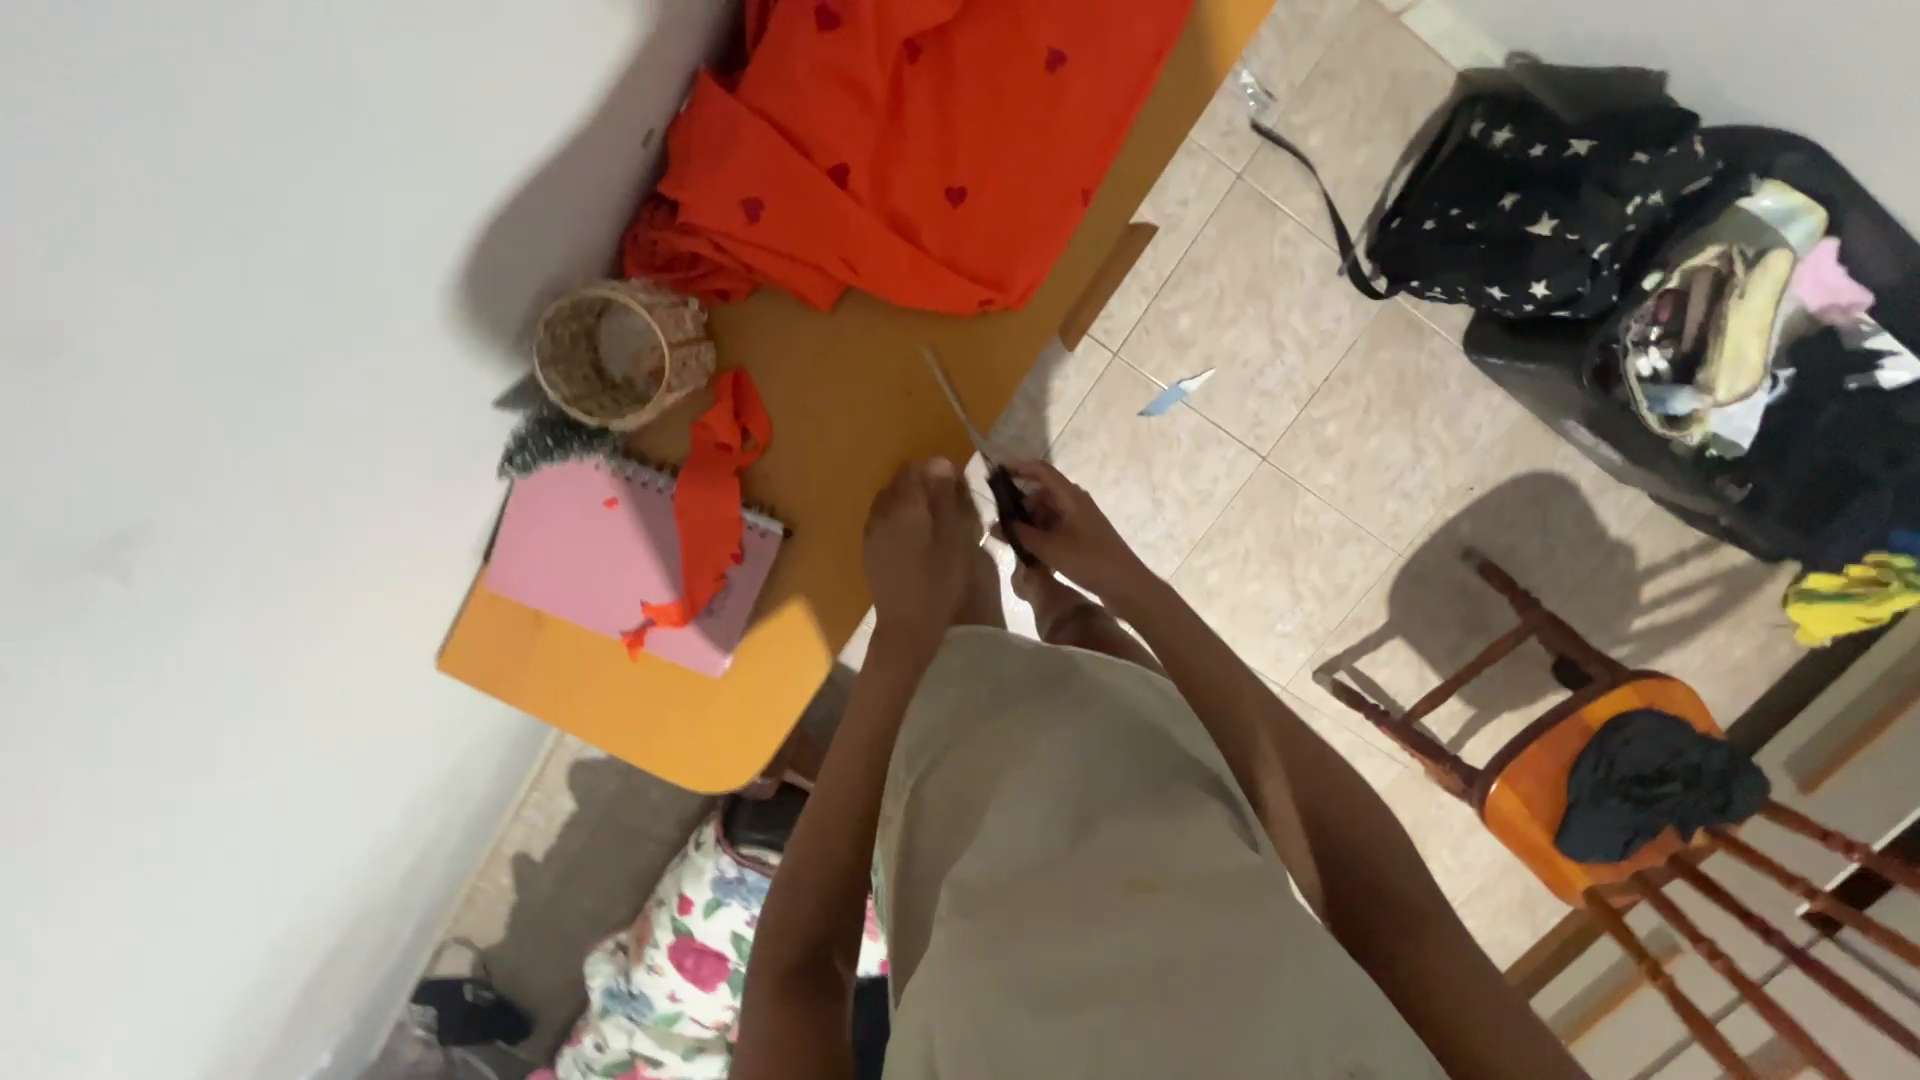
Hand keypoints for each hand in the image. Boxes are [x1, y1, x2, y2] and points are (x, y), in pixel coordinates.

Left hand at [862, 458, 981, 647]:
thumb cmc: (939, 582)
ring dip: (910, 503)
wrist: (907, 626)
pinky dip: (900, 520)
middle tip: (949, 506)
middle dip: (923, 486)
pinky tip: (917, 540)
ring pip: (890, 501)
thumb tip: (939, 463)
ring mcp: (871, 532)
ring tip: (934, 523)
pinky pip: (884, 521)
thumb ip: (945, 498)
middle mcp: (880, 513)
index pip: (914, 470)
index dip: (936, 472)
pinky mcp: (869, 549)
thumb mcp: (953, 537)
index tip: (956, 488)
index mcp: (902, 506)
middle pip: (900, 483)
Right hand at [1000, 460, 1151, 601]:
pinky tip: (1027, 550)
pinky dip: (1040, 533)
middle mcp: (1075, 502)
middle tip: (998, 522)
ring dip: (1028, 522)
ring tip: (1009, 539)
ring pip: (1047, 512)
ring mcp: (1080, 519)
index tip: (996, 473)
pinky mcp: (1082, 536)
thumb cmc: (1089, 561)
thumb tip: (995, 525)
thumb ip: (1020, 534)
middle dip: (1019, 505)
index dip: (1018, 467)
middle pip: (1041, 494)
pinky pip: (1055, 526)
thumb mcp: (1049, 548)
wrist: (1126, 585)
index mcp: (1070, 497)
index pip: (1041, 471)